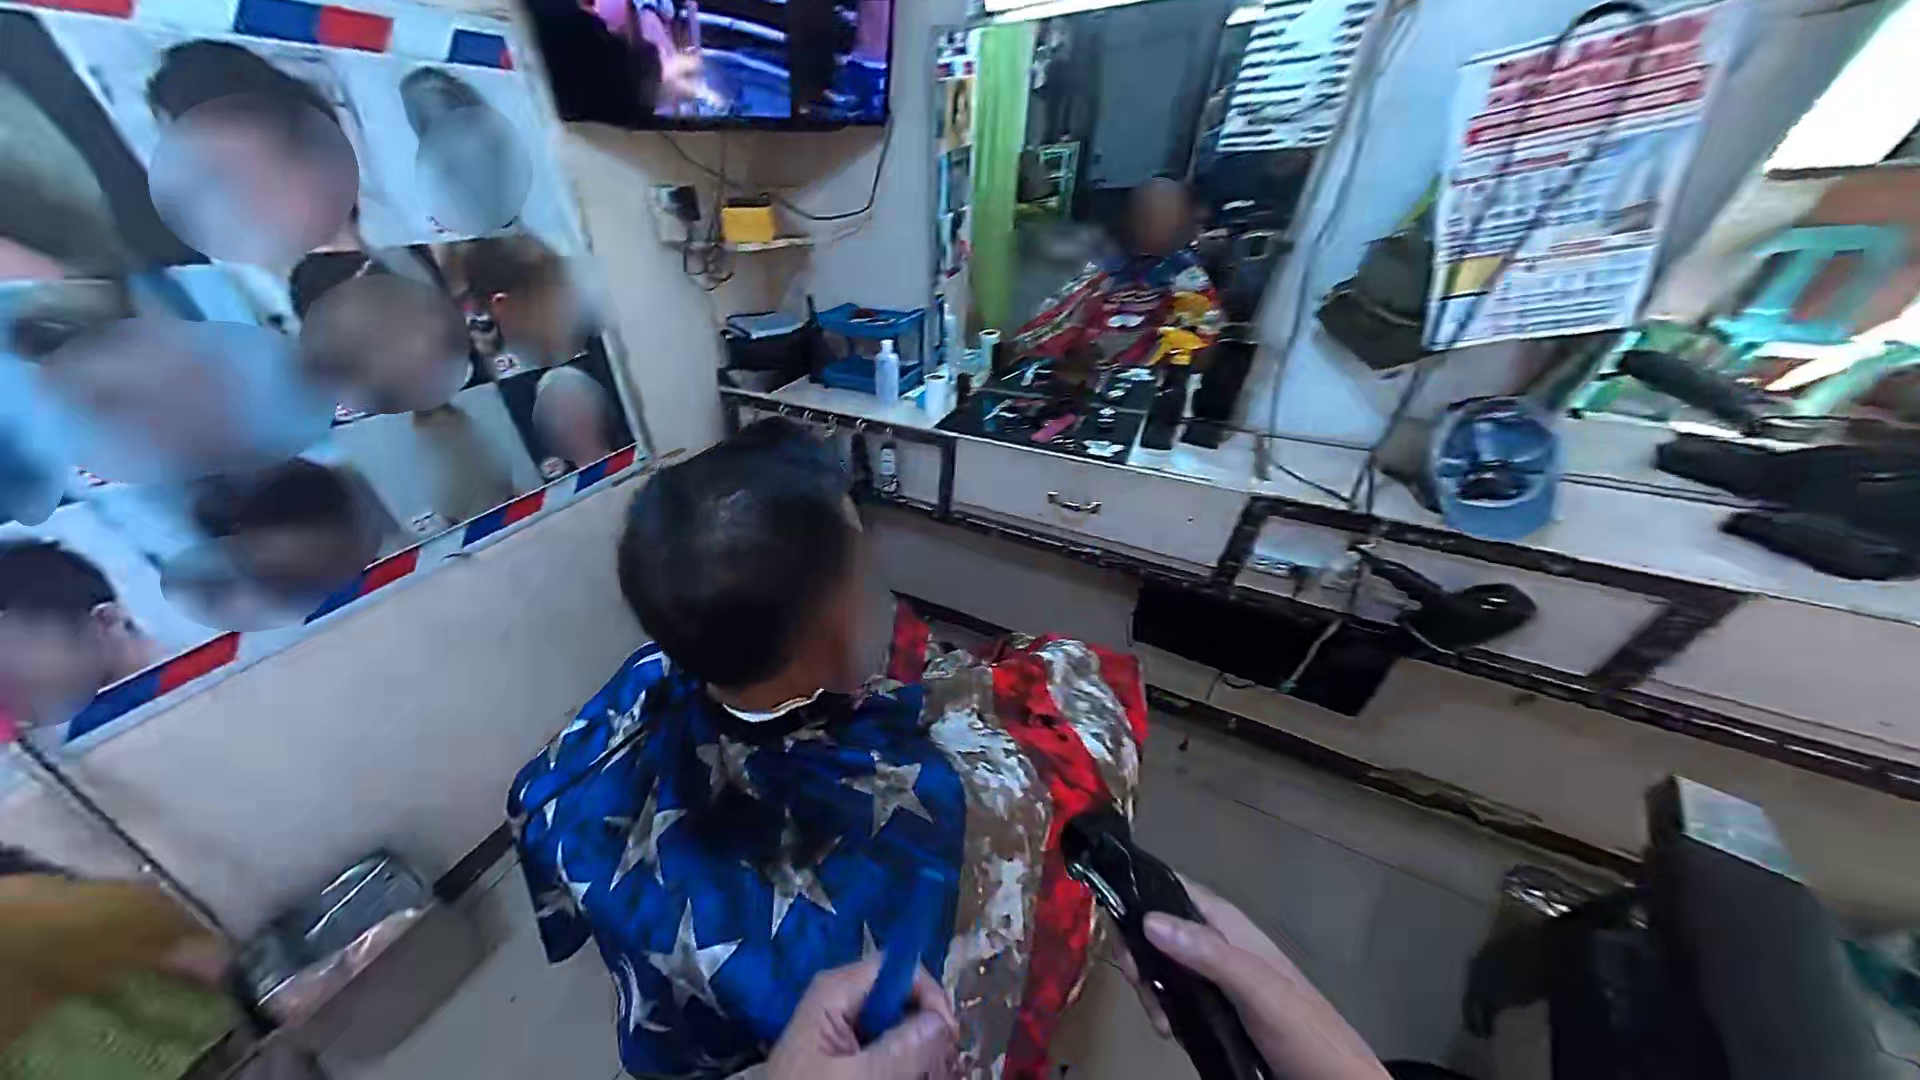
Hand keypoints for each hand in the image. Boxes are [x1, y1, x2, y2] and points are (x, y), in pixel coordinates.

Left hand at [766, 956, 957, 1079]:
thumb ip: (899, 1050)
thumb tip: (942, 1022)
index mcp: (836, 989)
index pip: (896, 967)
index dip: (927, 993)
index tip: (949, 1034)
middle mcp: (841, 999)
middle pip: (899, 995)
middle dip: (924, 1027)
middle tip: (942, 1064)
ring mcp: (841, 1029)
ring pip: (895, 1025)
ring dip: (915, 1051)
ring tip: (926, 1073)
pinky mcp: (842, 1056)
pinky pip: (882, 1049)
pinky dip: (899, 1065)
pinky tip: (909, 1075)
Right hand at [1113, 878, 1389, 1079]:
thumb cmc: (1305, 1032)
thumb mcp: (1258, 989)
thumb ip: (1208, 952)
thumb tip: (1148, 918)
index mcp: (1225, 923)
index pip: (1170, 887)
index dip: (1138, 896)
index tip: (1117, 927)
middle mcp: (1215, 940)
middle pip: (1158, 925)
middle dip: (1138, 950)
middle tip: (1137, 983)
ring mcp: (1214, 975)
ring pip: (1161, 961)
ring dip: (1148, 984)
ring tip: (1159, 1020)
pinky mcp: (1214, 1008)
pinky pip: (1173, 993)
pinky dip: (1161, 1005)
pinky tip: (1167, 1028)